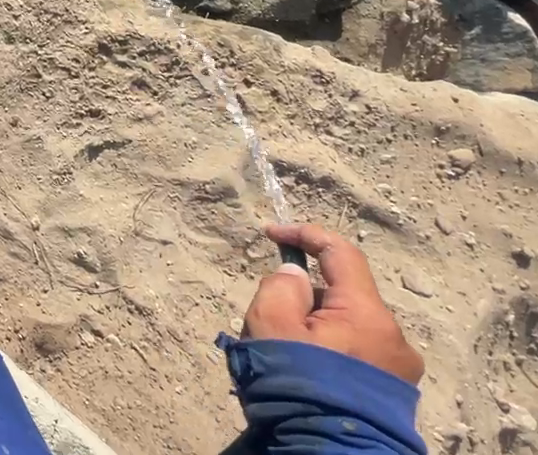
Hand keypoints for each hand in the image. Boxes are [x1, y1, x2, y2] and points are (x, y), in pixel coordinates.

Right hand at [243, 223, 423, 384]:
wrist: (327, 441)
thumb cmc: (295, 374)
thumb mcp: (270, 320)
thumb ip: (280, 285)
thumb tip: (296, 274)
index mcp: (366, 313)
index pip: (341, 254)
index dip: (304, 234)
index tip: (270, 233)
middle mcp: (393, 334)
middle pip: (341, 293)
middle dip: (302, 294)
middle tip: (268, 313)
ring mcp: (399, 363)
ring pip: (346, 321)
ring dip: (313, 321)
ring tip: (283, 346)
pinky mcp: (395, 385)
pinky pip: (356, 346)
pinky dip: (328, 343)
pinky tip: (305, 363)